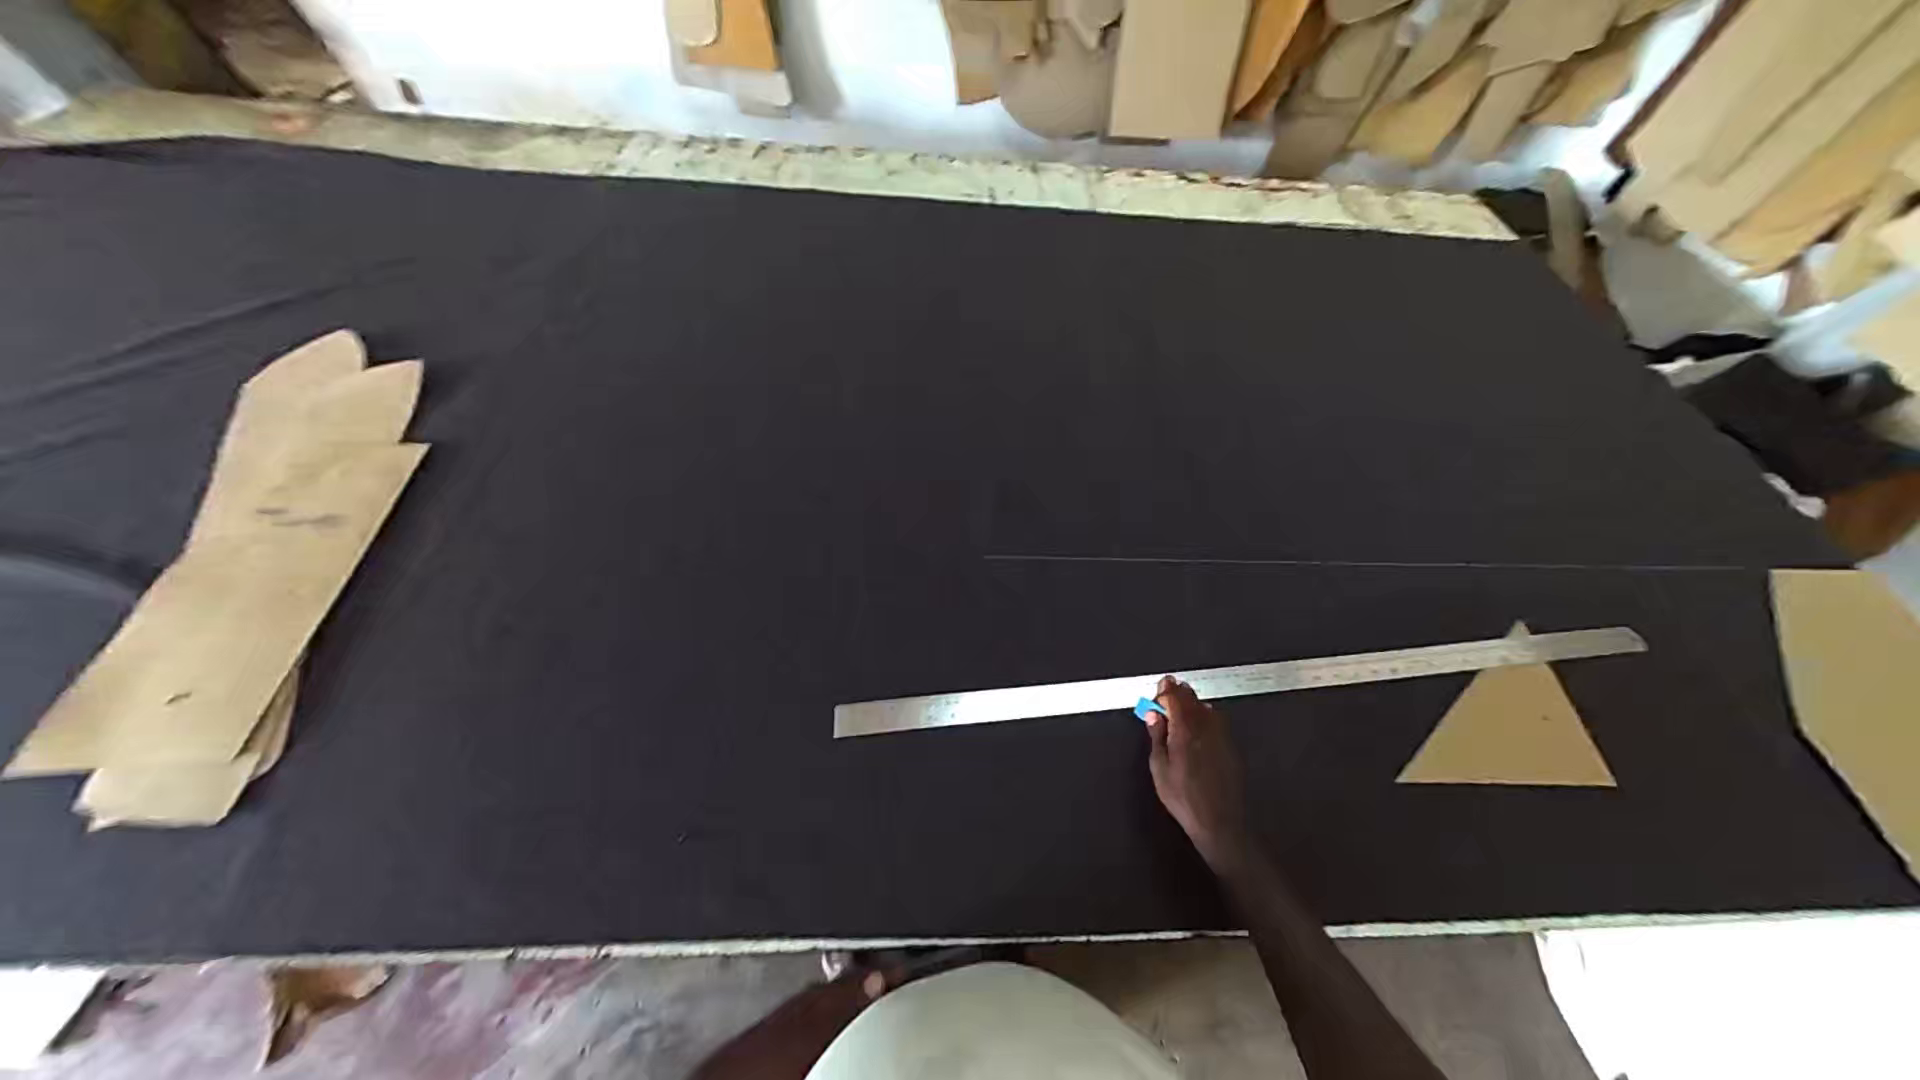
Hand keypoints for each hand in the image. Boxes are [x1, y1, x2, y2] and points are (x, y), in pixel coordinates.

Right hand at [1144, 676, 1249, 870]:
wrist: (1219, 821)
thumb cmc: (1185, 798)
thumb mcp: (1159, 768)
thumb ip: (1156, 736)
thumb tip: (1153, 716)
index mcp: (1185, 731)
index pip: (1174, 698)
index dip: (1165, 689)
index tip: (1159, 687)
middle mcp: (1206, 728)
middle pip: (1191, 699)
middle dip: (1178, 692)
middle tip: (1168, 690)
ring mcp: (1222, 736)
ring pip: (1206, 708)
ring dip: (1192, 702)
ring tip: (1181, 705)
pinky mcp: (1230, 746)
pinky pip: (1216, 721)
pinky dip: (1205, 715)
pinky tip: (1199, 723)